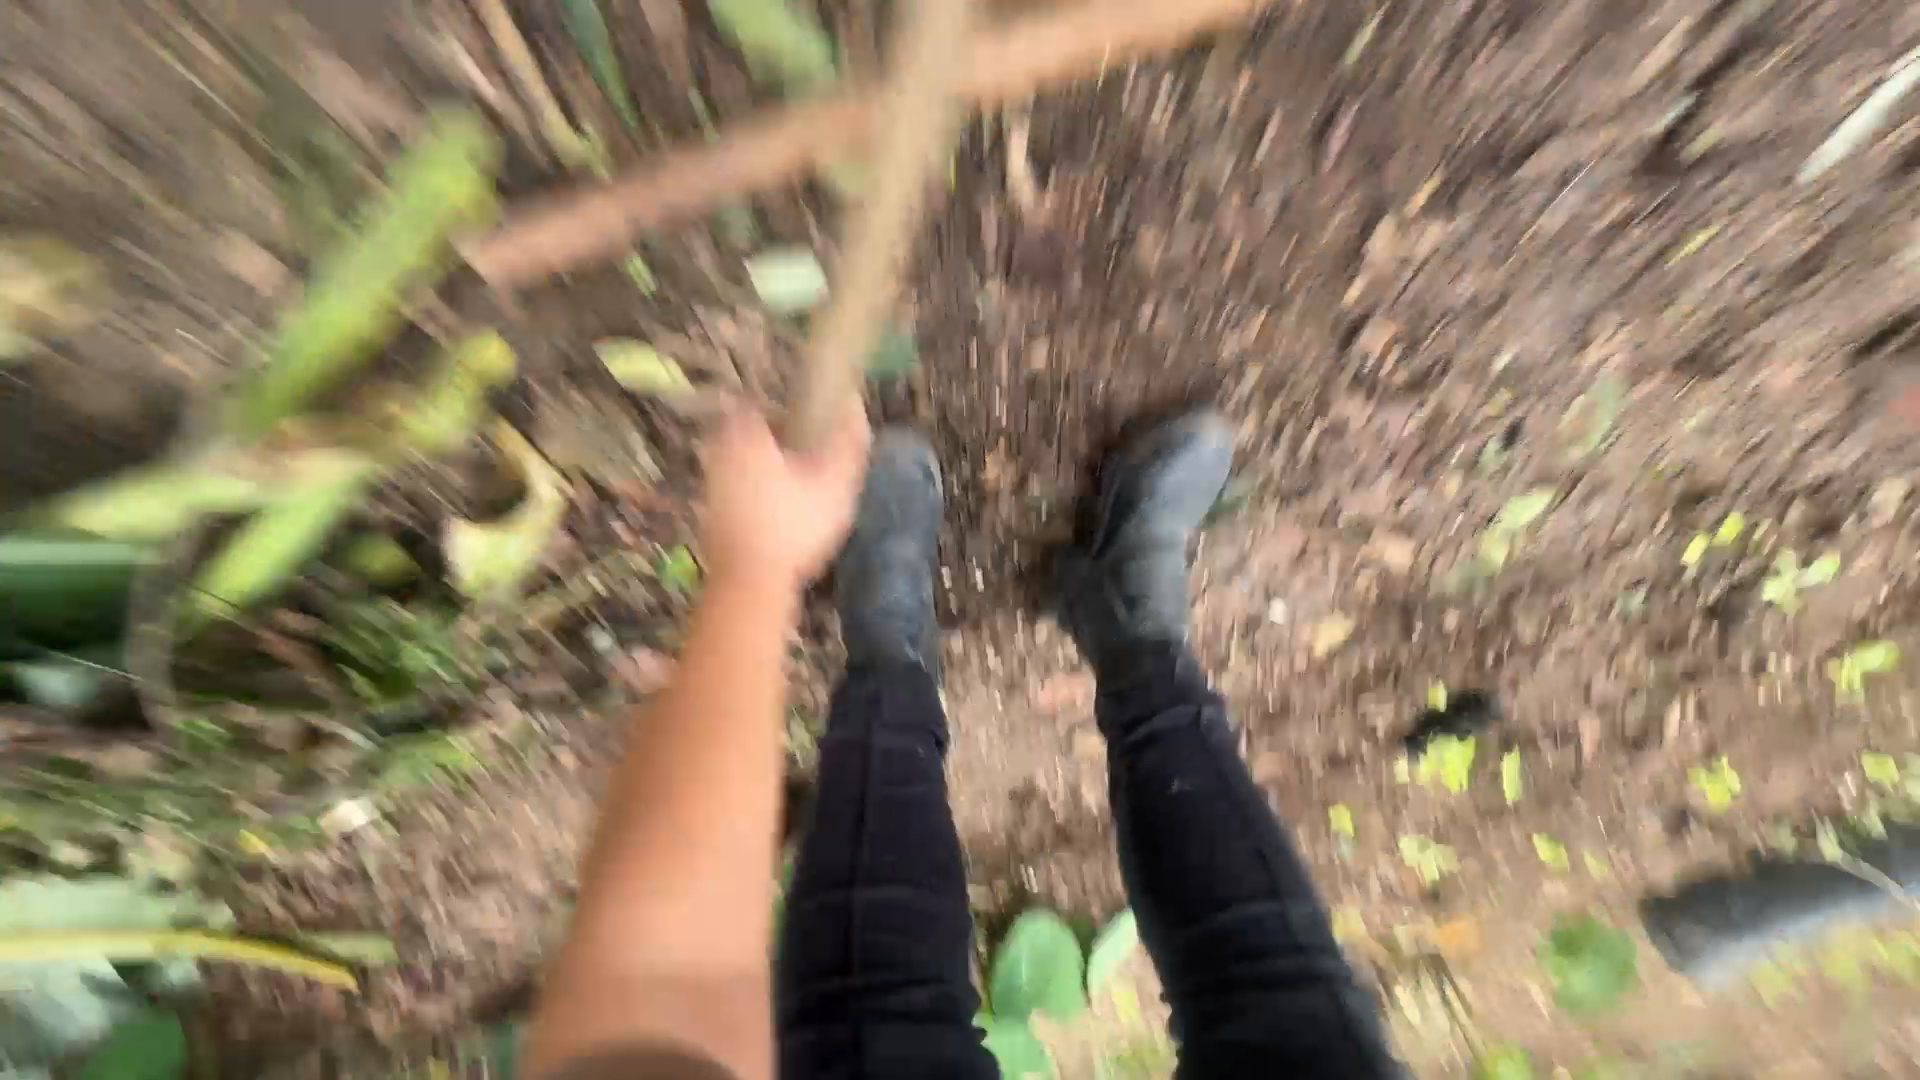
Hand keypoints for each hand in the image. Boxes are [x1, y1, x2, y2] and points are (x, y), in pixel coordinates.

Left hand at [698, 401, 870, 591]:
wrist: (750, 582)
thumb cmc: (794, 527)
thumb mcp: (834, 485)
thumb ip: (846, 445)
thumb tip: (855, 406)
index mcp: (747, 439)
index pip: (752, 406)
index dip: (774, 409)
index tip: (795, 418)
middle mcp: (720, 457)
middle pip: (737, 434)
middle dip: (762, 439)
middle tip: (791, 450)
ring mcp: (710, 490)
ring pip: (731, 466)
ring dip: (754, 470)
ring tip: (786, 485)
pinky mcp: (708, 521)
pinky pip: (729, 496)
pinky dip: (747, 498)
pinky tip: (771, 516)